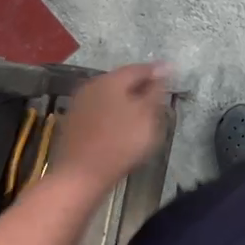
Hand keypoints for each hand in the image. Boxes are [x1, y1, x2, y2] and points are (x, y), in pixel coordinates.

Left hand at [53, 64, 171, 192]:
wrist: (80, 175)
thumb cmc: (120, 143)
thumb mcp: (147, 115)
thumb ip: (156, 91)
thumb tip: (163, 69)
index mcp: (111, 80)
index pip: (139, 69)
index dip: (157, 72)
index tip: (171, 75)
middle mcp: (92, 85)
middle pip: (121, 80)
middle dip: (140, 86)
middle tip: (157, 94)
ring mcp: (80, 104)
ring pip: (109, 95)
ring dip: (126, 100)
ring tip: (141, 112)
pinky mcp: (73, 122)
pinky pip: (100, 110)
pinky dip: (113, 113)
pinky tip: (120, 126)